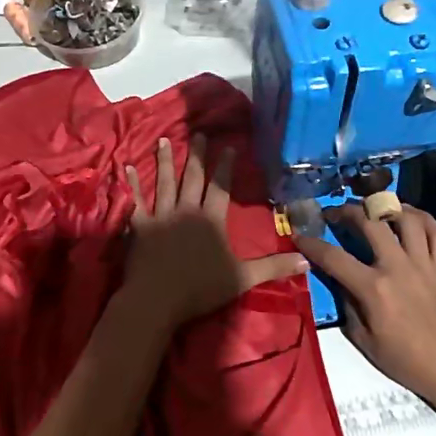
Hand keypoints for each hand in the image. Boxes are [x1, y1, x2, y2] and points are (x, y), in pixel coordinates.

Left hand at [116, 136, 306, 331]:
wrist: (157, 300)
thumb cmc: (201, 288)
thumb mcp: (244, 278)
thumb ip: (274, 266)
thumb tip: (308, 262)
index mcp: (212, 219)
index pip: (221, 187)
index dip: (225, 167)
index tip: (228, 146)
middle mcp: (187, 210)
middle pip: (193, 178)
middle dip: (196, 155)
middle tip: (197, 134)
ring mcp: (161, 216)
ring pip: (164, 183)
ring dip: (165, 162)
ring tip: (163, 140)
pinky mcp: (139, 227)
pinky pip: (135, 201)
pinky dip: (132, 185)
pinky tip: (127, 168)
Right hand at [293, 203, 435, 405]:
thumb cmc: (405, 360)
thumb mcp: (364, 340)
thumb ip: (348, 305)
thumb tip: (339, 280)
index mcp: (374, 289)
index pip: (334, 258)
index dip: (312, 244)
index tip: (300, 236)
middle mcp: (398, 267)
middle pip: (370, 222)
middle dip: (347, 211)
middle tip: (336, 212)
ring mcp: (424, 262)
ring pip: (406, 217)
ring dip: (386, 207)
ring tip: (374, 208)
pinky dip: (422, 217)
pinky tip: (409, 216)